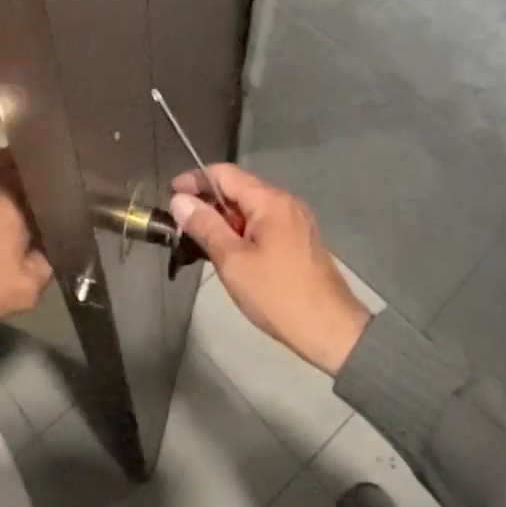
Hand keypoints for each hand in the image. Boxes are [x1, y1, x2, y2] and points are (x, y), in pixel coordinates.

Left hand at [0, 149, 52, 334]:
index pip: (47, 185)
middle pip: (24, 165)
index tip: (69, 201)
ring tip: (27, 177)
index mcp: (15, 205)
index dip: (60, 192)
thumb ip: (48, 261)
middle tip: (51, 190)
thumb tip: (54, 242)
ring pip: (0, 158)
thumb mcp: (26, 289)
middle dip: (40, 175)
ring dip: (17, 164)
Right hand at [171, 164, 369, 375]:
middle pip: (239, 190)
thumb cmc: (279, 295)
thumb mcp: (233, 260)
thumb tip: (180, 199)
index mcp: (271, 201)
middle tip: (182, 226)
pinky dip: (242, 233)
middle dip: (208, 203)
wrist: (333, 333)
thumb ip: (205, 225)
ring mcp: (296, 223)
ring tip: (200, 243)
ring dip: (224, 221)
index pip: (226, 173)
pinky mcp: (300, 243)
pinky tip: (229, 255)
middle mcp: (286, 204)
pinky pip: (264, 226)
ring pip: (250, 210)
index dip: (196, 179)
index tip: (171, 195)